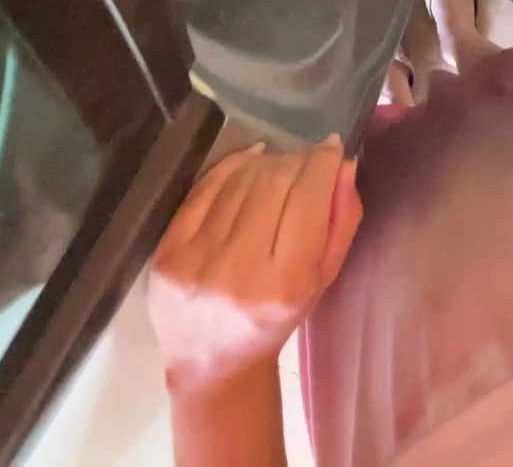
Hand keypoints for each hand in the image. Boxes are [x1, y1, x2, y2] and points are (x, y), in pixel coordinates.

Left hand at [149, 138, 361, 392]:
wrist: (212, 365)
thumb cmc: (277, 320)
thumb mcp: (324, 279)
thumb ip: (342, 220)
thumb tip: (343, 164)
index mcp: (285, 284)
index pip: (308, 199)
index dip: (322, 164)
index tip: (331, 148)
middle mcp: (239, 270)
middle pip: (275, 183)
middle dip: (298, 161)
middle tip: (308, 160)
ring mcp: (197, 259)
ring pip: (242, 180)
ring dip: (268, 163)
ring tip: (281, 167)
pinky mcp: (169, 252)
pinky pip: (206, 187)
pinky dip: (233, 165)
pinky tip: (251, 162)